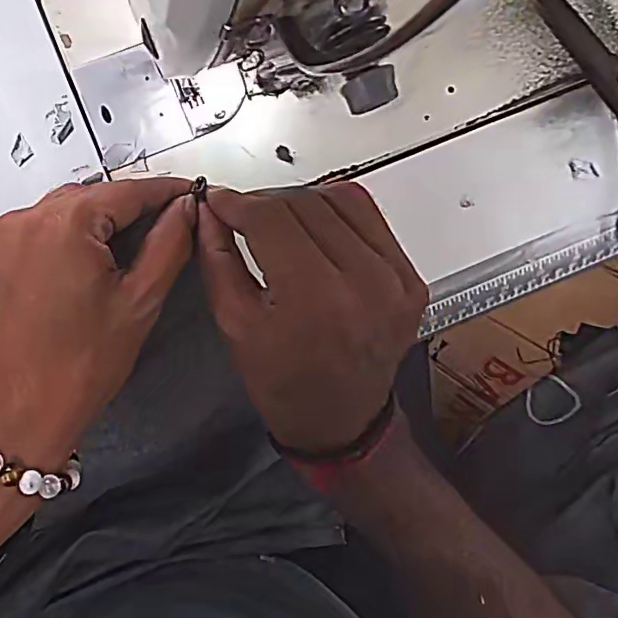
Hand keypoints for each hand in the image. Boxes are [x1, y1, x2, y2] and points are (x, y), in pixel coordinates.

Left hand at [0, 176, 197, 555]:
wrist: (17, 415)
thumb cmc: (69, 372)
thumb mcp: (139, 302)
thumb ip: (169, 244)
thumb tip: (182, 213)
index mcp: (64, 223)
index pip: (129, 189)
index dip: (167, 192)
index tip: (187, 195)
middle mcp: (27, 222)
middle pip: (96, 196)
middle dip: (135, 207)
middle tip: (172, 222)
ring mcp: (6, 240)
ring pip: (69, 211)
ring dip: (103, 222)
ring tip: (137, 248)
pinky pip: (44, 231)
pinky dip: (73, 237)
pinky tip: (96, 262)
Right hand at [198, 183, 426, 453]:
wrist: (337, 419)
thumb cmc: (287, 386)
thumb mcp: (234, 323)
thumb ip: (217, 259)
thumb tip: (209, 215)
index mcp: (314, 298)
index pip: (269, 217)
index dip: (236, 203)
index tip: (220, 202)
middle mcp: (362, 283)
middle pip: (302, 202)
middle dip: (261, 202)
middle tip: (240, 214)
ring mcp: (393, 278)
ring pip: (338, 198)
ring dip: (299, 200)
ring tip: (276, 220)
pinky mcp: (408, 277)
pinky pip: (370, 216)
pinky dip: (336, 211)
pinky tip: (315, 226)